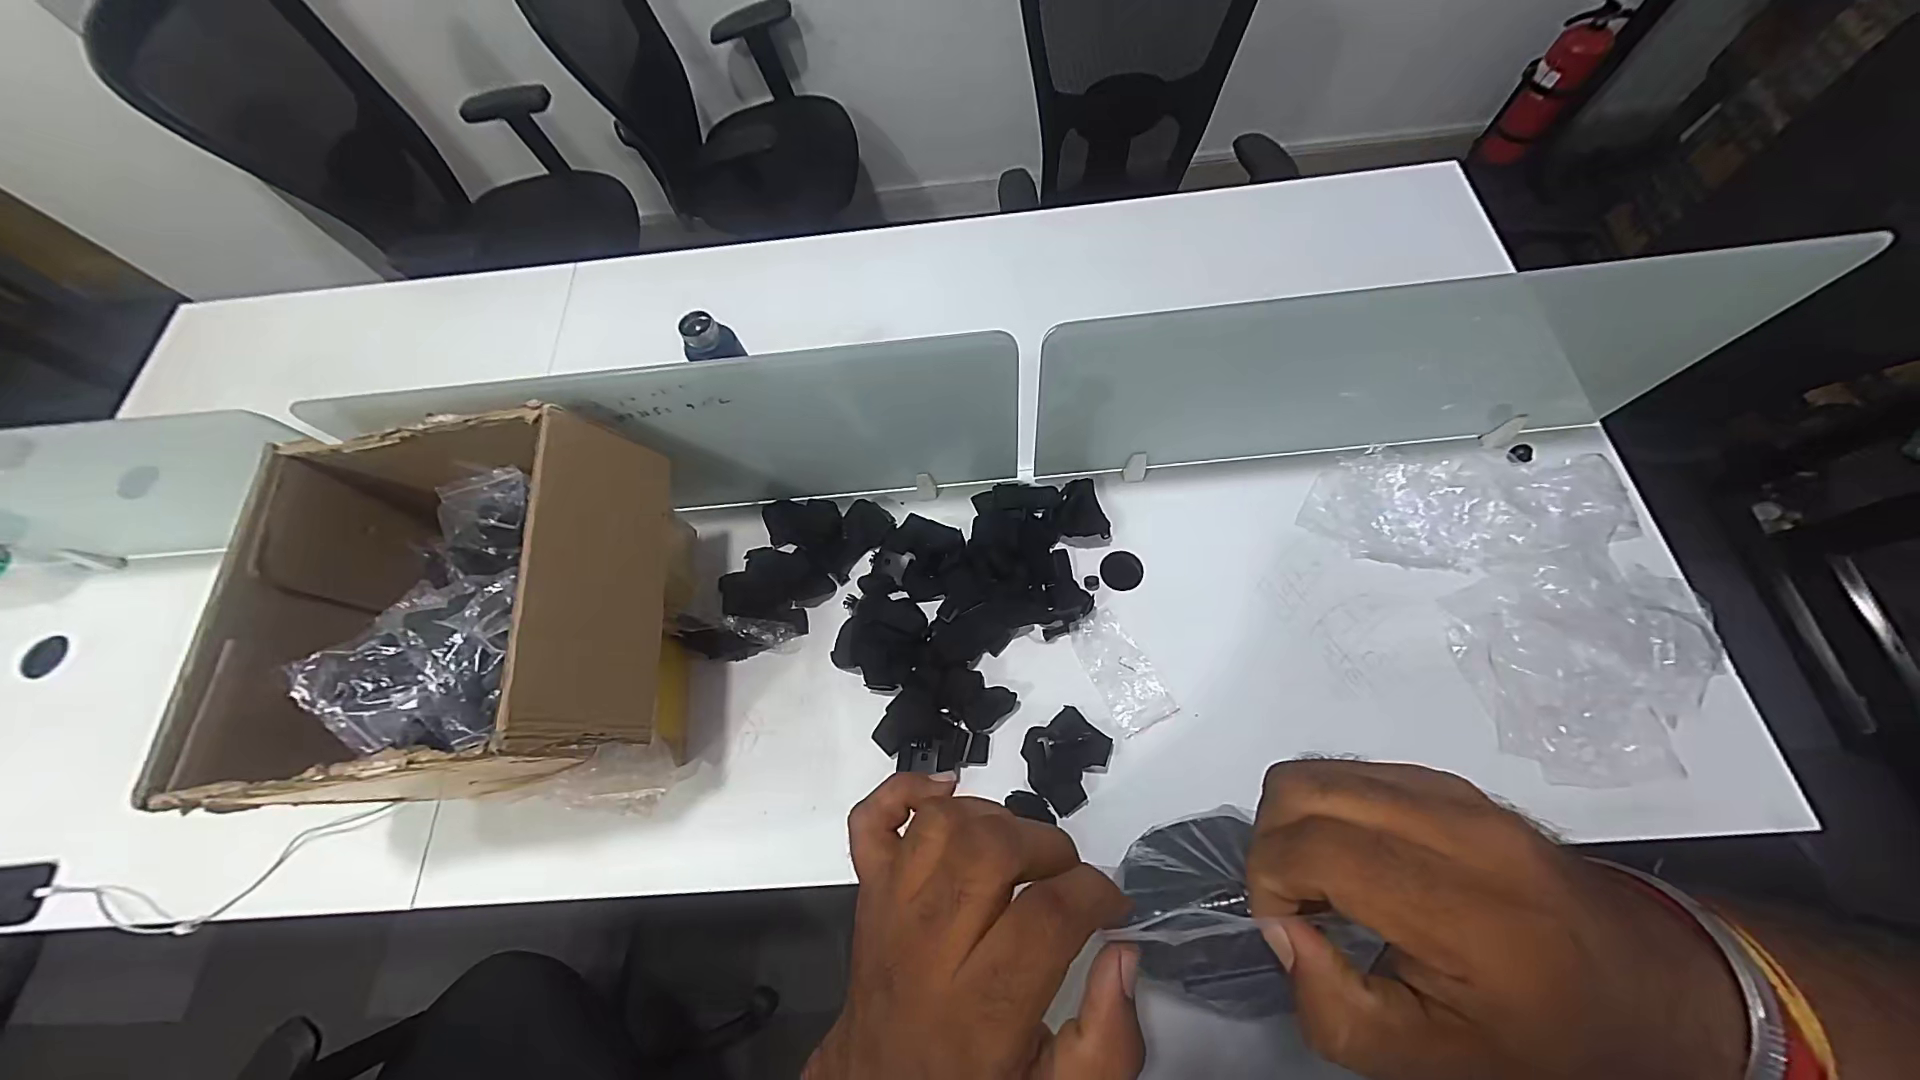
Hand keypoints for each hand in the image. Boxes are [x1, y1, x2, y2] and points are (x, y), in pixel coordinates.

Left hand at [805, 773, 1142, 1079]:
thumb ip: (1106, 1040)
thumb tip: (1123, 956)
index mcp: (978, 1010)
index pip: (1046, 916)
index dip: (1095, 893)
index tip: (1111, 904)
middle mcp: (927, 948)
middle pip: (991, 851)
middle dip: (1047, 846)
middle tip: (1065, 874)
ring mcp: (891, 908)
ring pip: (941, 824)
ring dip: (991, 817)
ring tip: (1017, 846)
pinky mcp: (870, 888)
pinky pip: (871, 820)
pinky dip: (904, 790)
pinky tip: (943, 794)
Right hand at [1247, 760, 1747, 1079]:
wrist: (1655, 990)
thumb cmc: (1547, 1040)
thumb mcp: (1434, 1062)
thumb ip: (1333, 1008)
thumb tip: (1281, 929)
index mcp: (1464, 910)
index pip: (1315, 848)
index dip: (1269, 880)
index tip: (1284, 924)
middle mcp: (1457, 829)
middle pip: (1300, 789)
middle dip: (1270, 841)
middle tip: (1296, 897)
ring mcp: (1454, 793)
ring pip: (1316, 770)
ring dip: (1292, 820)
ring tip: (1323, 876)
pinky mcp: (1449, 779)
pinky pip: (1350, 770)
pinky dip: (1325, 805)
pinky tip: (1354, 854)